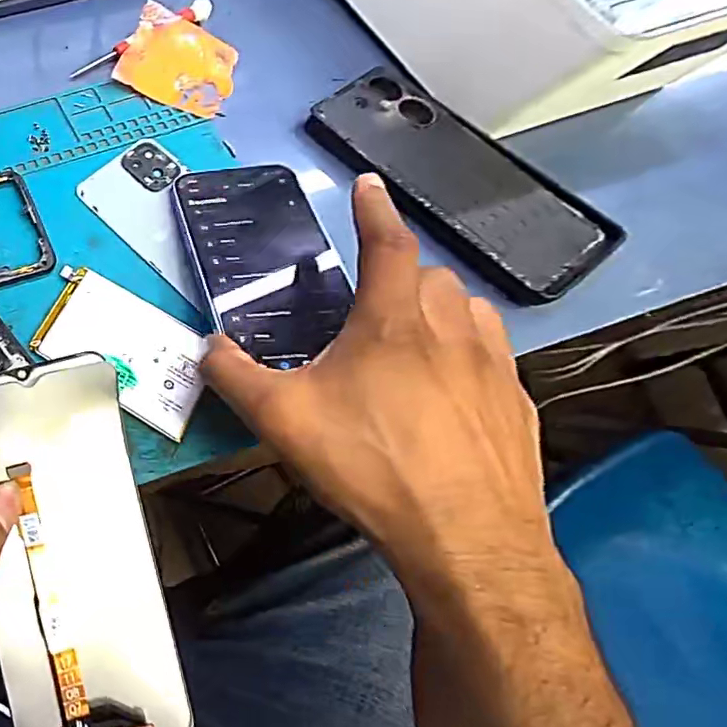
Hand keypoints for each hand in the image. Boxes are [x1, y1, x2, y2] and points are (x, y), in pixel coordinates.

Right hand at [201, 174, 552, 586]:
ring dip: (441, 308)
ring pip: (472, 310)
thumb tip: (207, 346)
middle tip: (369, 303)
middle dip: (402, 274)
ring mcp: (495, 369)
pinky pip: (494, 356)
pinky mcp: (519, 407)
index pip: (387, 245)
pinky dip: (468, 352)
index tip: (368, 183)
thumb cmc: (369, 463)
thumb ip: (232, 374)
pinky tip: (446, 391)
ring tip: (411, 339)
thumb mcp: (279, 418)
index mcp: (393, 323)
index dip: (374, 209)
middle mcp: (451, 333)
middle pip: (433, 276)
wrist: (468, 543)